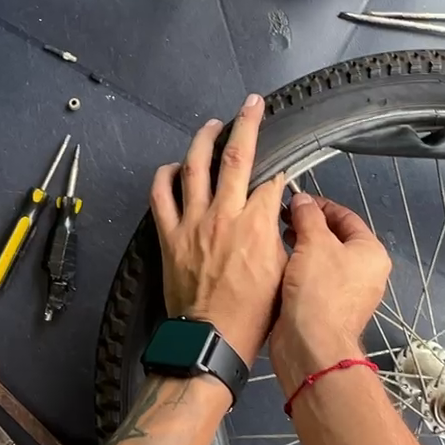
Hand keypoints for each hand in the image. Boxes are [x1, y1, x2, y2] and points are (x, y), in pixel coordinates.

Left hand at [149, 94, 288, 363]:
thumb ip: (280, 234)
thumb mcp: (283, 271)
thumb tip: (276, 212)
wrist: (210, 341)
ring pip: (194, 167)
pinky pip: (161, 195)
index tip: (281, 164)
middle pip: (235, 156)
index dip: (278, 168)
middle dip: (247, 123)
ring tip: (212, 124)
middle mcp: (223, 213)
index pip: (269, 180)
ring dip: (204, 139)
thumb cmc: (254, 313)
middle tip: (252, 103)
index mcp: (255, 223)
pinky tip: (172, 166)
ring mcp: (191, 222)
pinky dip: (164, 176)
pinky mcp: (169, 235)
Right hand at [270, 195, 391, 398]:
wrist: (311, 346)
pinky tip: (280, 262)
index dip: (319, 205)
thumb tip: (302, 200)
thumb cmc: (319, 290)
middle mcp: (364, 271)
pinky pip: (314, 278)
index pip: (345, 216)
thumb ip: (307, 215)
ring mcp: (347, 292)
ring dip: (302, 245)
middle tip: (284, 218)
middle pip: (335, 237)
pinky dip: (299, 268)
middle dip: (309, 225)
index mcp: (371, 252)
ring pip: (322, 258)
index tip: (296, 200)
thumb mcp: (313, 242)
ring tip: (279, 237)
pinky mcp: (328, 307)